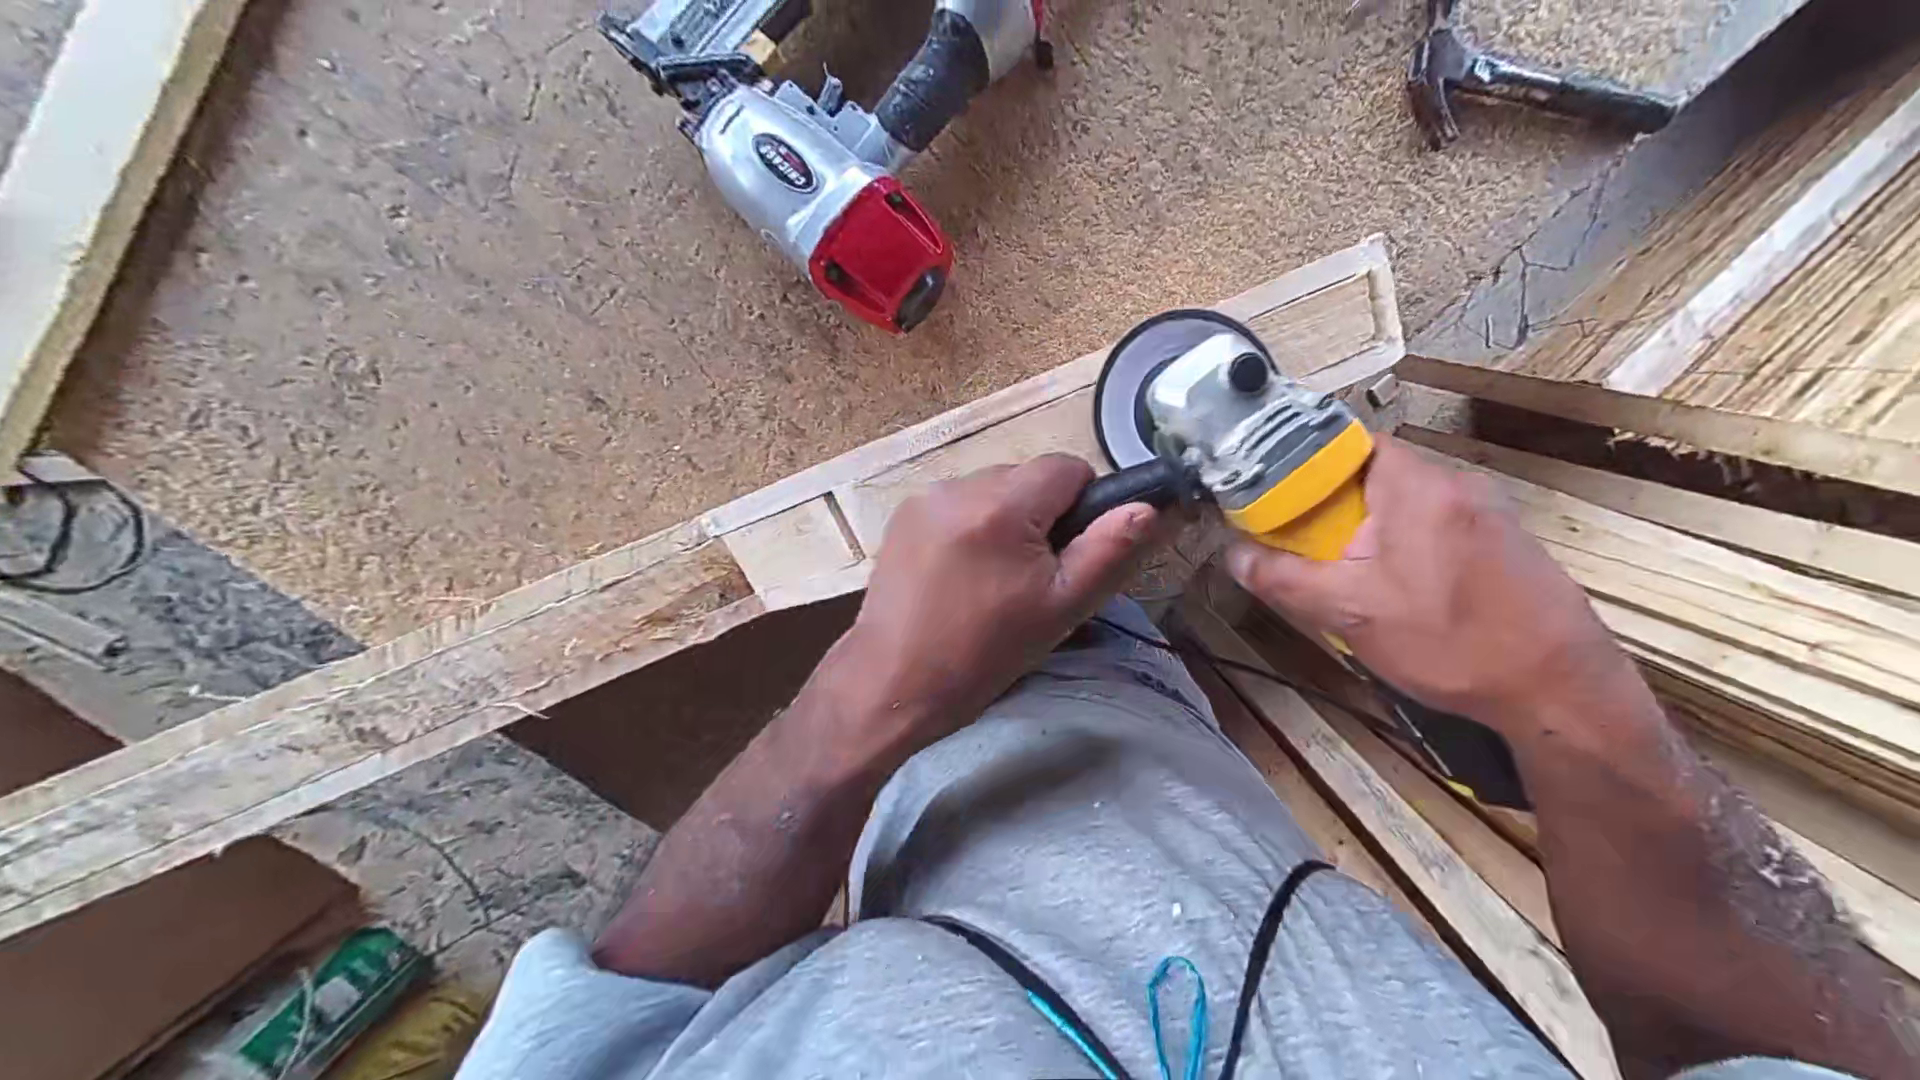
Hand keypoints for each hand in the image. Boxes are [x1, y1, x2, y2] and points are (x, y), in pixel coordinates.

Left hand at [834, 454, 1160, 746]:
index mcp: (1001, 505)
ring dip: (1006, 520)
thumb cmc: (983, 653)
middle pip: (1028, 477)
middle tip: (1030, 576)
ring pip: (993, 489)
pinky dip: (972, 526)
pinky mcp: (903, 514)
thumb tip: (1151, 506)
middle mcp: (959, 486)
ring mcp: (924, 498)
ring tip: (991, 578)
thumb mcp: (1061, 609)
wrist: (893, 681)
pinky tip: (960, 573)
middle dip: (1041, 516)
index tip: (1068, 554)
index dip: (1082, 505)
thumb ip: (1111, 551)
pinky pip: (959, 503)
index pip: (1067, 467)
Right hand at [1224, 436, 1632, 736]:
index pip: (1346, 442)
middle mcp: (1455, 485)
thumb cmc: (1450, 643)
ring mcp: (1484, 512)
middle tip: (1294, 537)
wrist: (1560, 694)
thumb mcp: (1348, 612)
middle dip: (1325, 503)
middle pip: (1369, 472)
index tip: (1269, 490)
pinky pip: (1428, 523)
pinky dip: (1395, 541)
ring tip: (1332, 565)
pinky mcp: (1499, 540)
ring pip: (1398, 501)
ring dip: (1360, 526)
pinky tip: (1386, 584)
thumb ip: (1282, 577)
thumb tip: (1231, 555)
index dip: (1300, 460)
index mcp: (1416, 486)